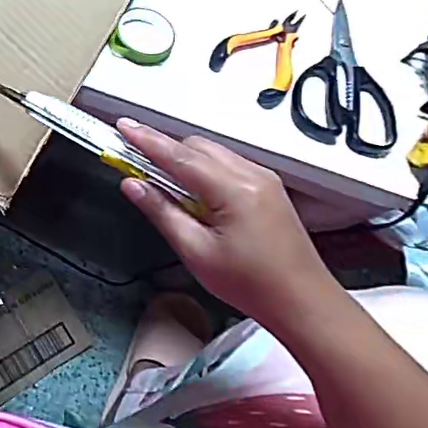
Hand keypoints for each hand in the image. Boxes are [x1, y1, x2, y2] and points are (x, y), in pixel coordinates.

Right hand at [115, 119, 344, 330]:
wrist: (302, 301)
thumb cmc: (253, 284)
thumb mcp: (196, 252)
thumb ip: (162, 212)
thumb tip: (134, 186)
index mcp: (233, 189)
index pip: (179, 155)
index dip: (146, 140)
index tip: (125, 127)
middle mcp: (252, 174)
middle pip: (197, 147)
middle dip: (164, 150)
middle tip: (135, 162)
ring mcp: (263, 178)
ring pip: (213, 153)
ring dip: (185, 161)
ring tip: (162, 183)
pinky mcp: (268, 187)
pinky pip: (229, 164)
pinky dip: (205, 170)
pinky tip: (194, 193)